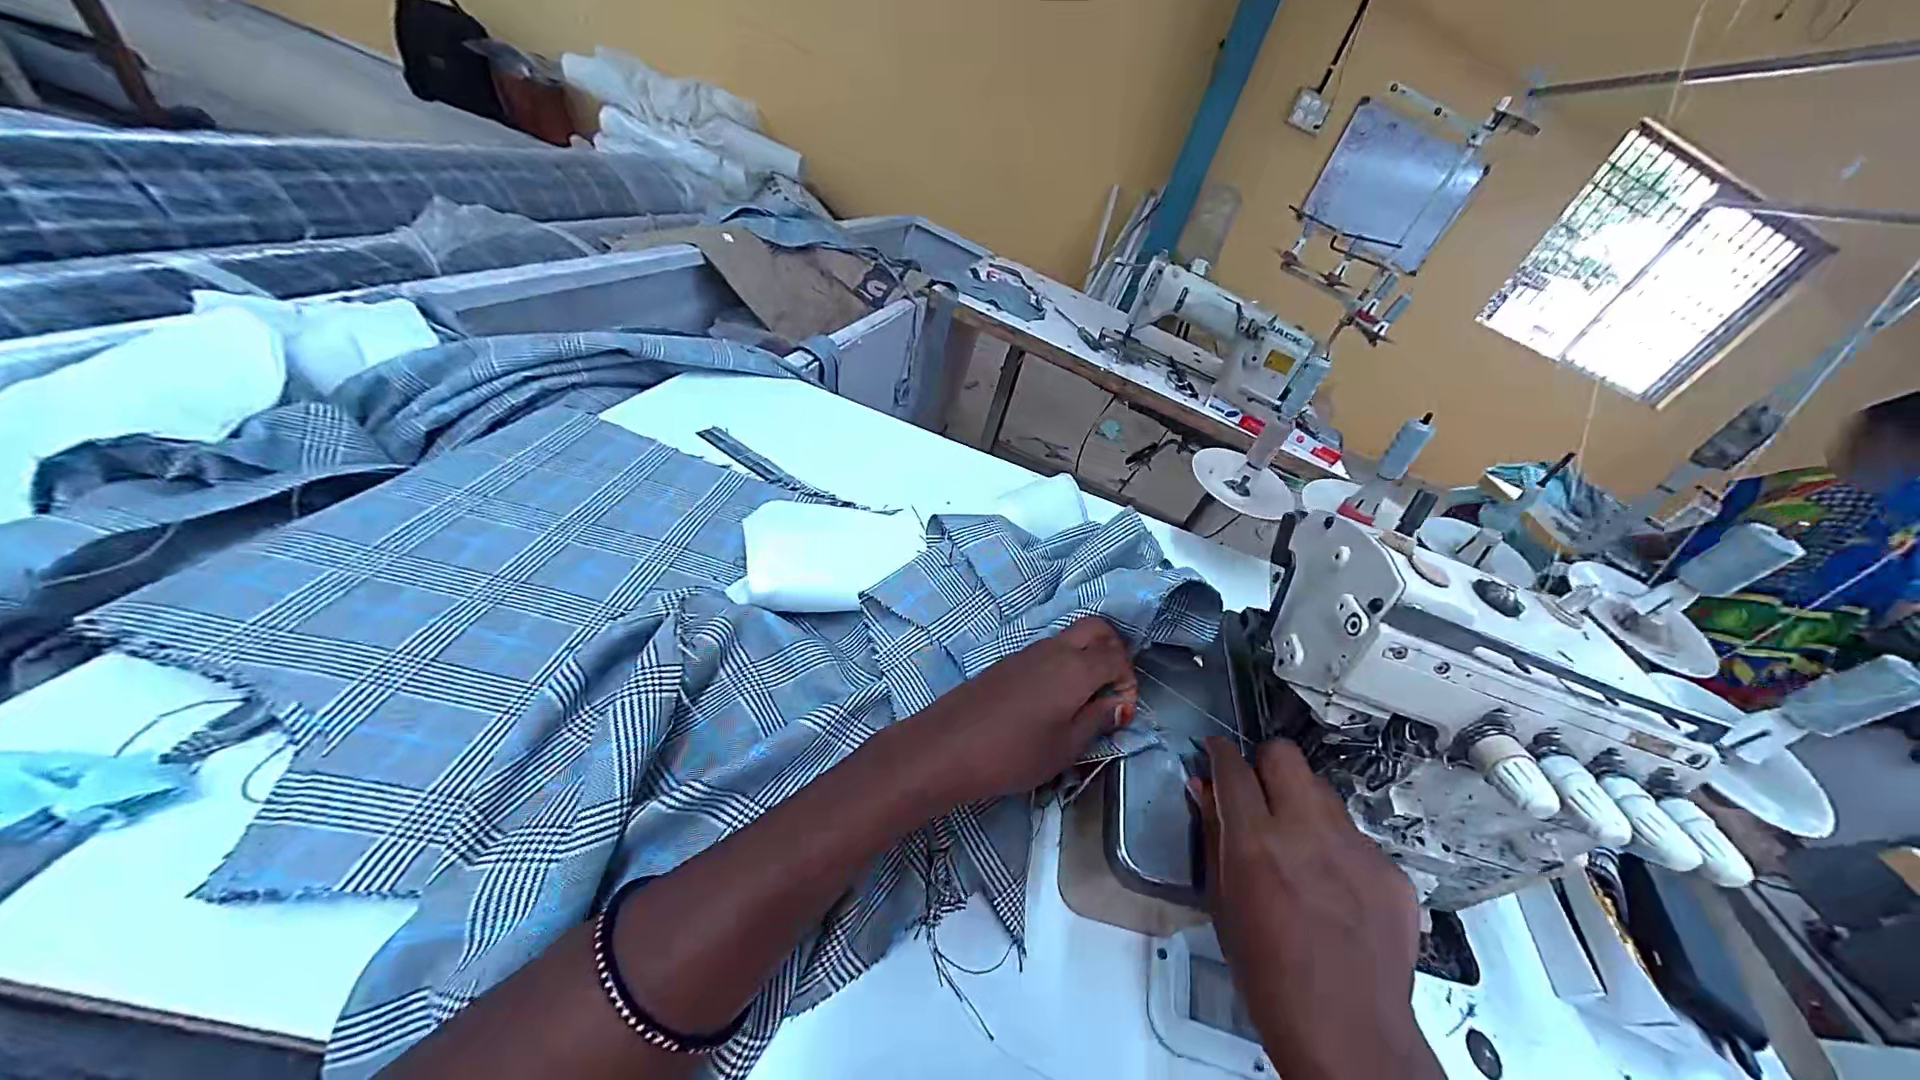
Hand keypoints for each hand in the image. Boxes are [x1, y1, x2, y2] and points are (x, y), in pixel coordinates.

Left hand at [898, 616, 1137, 803]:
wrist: (946, 747)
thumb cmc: (1013, 753)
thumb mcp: (1065, 747)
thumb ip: (1097, 719)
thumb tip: (1120, 703)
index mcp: (1075, 667)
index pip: (1117, 656)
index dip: (1128, 681)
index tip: (1120, 712)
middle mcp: (1053, 649)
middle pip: (1096, 629)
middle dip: (1114, 652)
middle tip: (1110, 691)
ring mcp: (1027, 651)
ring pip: (1070, 637)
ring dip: (1087, 657)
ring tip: (1082, 701)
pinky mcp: (1007, 662)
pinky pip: (1048, 650)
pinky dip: (1063, 663)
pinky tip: (1053, 700)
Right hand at [1190, 737, 1442, 1079]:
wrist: (1348, 1033)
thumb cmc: (1268, 975)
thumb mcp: (1222, 903)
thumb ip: (1213, 836)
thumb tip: (1203, 790)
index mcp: (1256, 844)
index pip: (1233, 768)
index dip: (1219, 752)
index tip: (1215, 752)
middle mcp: (1308, 834)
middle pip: (1284, 756)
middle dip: (1264, 762)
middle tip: (1256, 789)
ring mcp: (1356, 850)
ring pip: (1322, 789)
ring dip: (1301, 801)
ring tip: (1296, 841)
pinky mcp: (1391, 871)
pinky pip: (1355, 835)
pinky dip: (1336, 845)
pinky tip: (1332, 882)